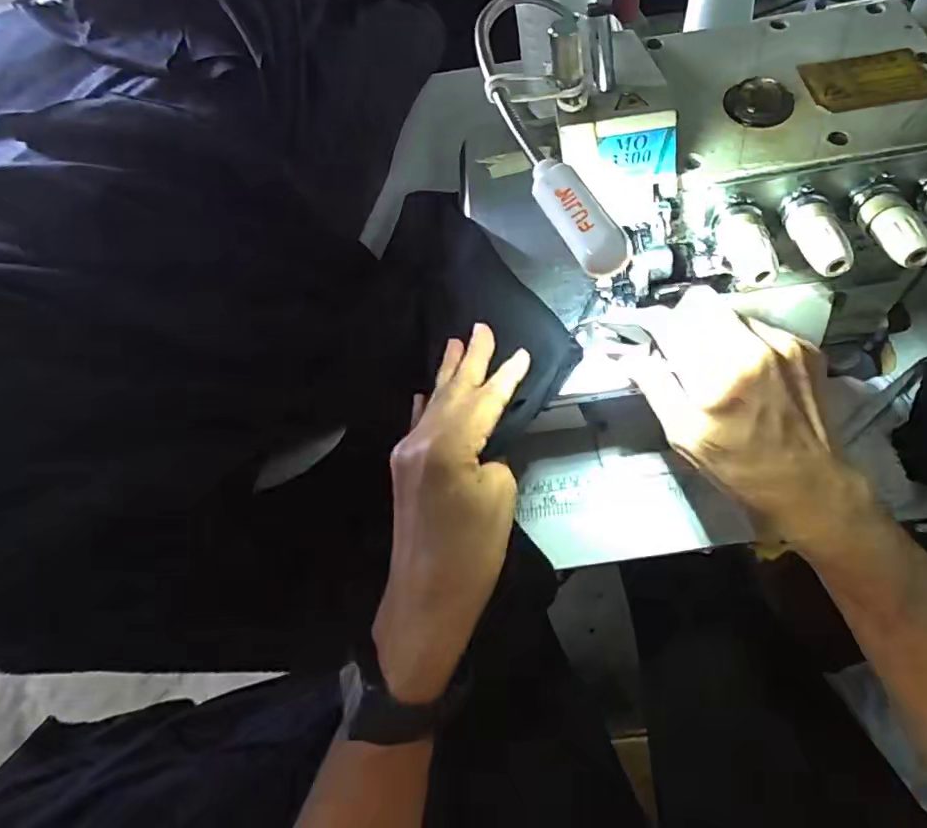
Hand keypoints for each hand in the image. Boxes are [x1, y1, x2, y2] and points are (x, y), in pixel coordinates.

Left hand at [373, 324, 529, 703]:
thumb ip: (494, 456)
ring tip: (456, 343)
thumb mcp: (500, 495)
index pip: (484, 400)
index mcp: (448, 445)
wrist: (426, 599)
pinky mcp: (404, 469)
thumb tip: (485, 445)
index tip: (522, 352)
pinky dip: (427, 403)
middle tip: (481, 327)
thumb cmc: (472, 552)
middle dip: (470, 359)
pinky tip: (424, 390)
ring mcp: (407, 454)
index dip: (506, 377)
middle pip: (453, 391)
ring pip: (434, 403)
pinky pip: (418, 423)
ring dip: (448, 373)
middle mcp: (420, 441)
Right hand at [628, 287, 880, 554]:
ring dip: (719, 331)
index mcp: (725, 373)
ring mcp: (787, 346)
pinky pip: (763, 330)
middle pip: (707, 309)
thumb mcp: (686, 435)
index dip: (656, 323)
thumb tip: (628, 353)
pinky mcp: (805, 349)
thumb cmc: (742, 469)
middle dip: (688, 323)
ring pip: (735, 316)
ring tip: (718, 364)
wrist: (810, 486)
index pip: (676, 322)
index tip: (648, 332)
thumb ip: (655, 386)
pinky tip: (749, 372)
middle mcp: (758, 349)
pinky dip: (748, 342)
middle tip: (683, 349)